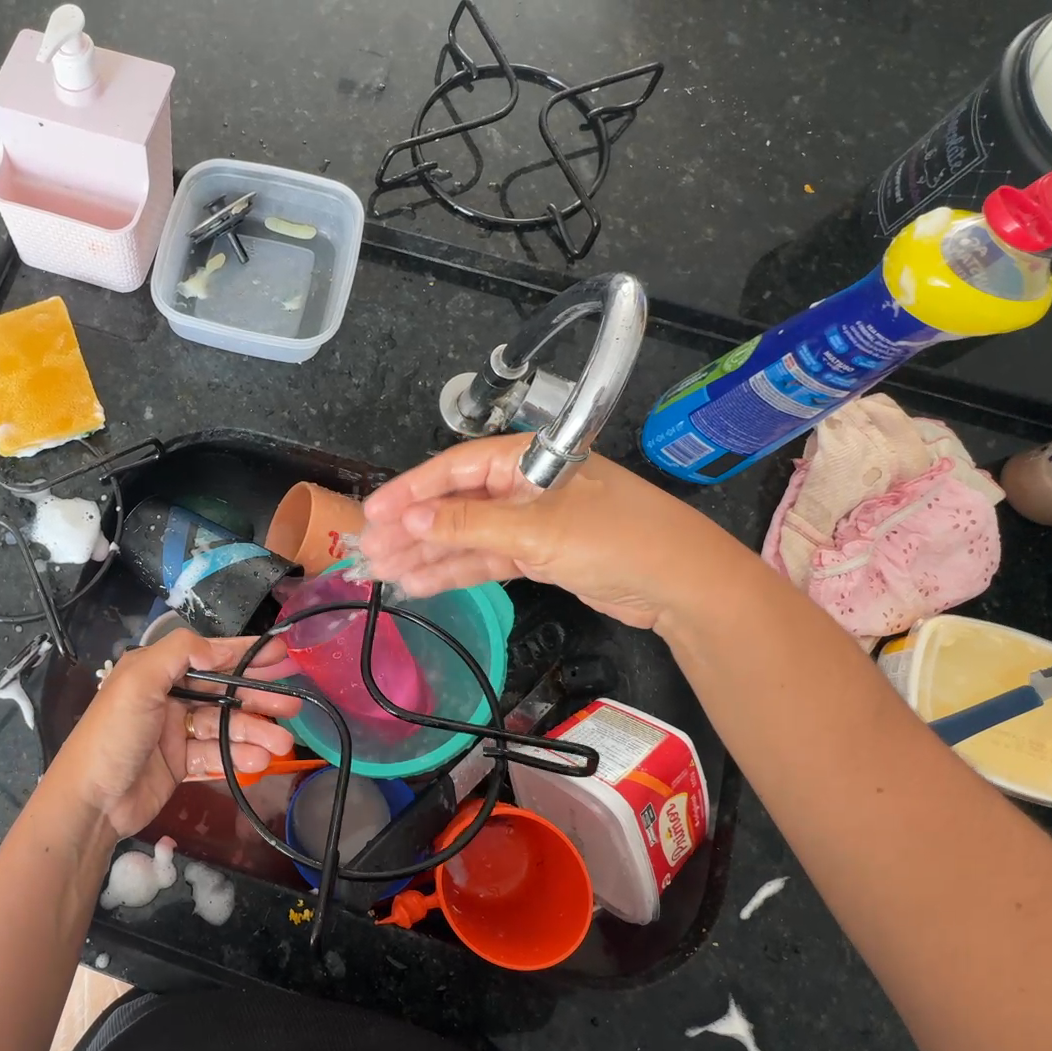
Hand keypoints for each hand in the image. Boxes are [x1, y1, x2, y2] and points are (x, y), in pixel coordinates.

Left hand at [44, 629, 299, 839]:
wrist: (90, 801)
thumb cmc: (113, 734)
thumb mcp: (139, 680)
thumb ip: (179, 653)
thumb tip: (219, 648)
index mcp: (155, 670)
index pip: (208, 655)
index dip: (245, 653)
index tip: (281, 653)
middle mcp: (167, 697)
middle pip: (222, 692)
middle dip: (258, 697)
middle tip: (293, 704)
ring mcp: (174, 733)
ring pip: (224, 727)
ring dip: (254, 733)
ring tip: (282, 744)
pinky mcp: (179, 764)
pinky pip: (216, 755)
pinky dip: (238, 757)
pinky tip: (259, 761)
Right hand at [358, 435, 744, 629]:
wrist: (683, 587)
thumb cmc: (616, 540)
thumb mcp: (536, 529)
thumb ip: (468, 524)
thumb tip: (409, 520)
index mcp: (527, 460)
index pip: (455, 469)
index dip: (410, 490)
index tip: (372, 512)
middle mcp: (523, 487)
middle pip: (453, 504)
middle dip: (411, 529)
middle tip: (368, 551)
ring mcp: (529, 523)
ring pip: (463, 537)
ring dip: (424, 555)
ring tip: (381, 574)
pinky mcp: (536, 555)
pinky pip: (483, 560)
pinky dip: (452, 572)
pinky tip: (418, 584)